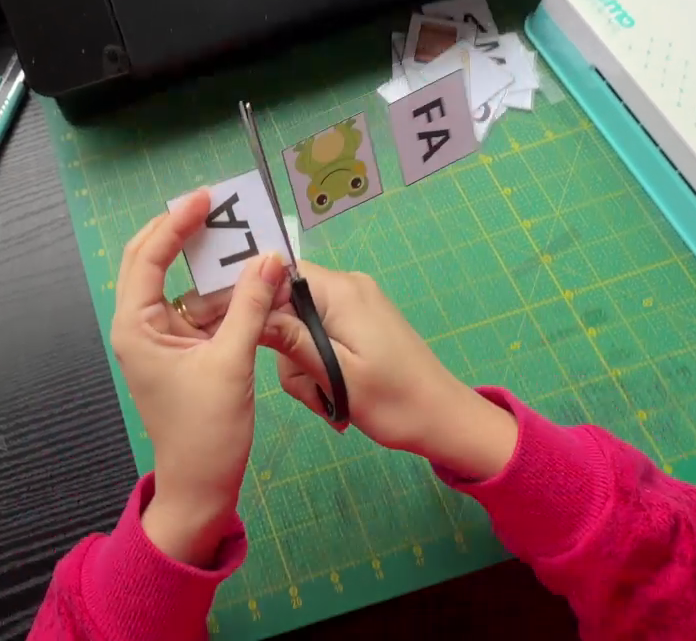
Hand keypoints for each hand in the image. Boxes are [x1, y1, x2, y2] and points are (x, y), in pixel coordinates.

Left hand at [111, 190, 288, 564]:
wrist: (201, 487)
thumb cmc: (207, 431)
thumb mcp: (231, 363)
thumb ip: (250, 306)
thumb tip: (270, 259)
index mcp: (135, 325)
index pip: (149, 257)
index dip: (176, 223)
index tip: (204, 197)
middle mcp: (138, 323)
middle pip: (150, 260)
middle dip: (177, 229)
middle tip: (210, 202)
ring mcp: (155, 334)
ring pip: (169, 278)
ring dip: (194, 254)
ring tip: (223, 224)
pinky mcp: (175, 345)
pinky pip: (189, 302)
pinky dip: (209, 283)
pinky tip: (233, 269)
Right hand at [263, 262, 517, 479]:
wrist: (446, 422)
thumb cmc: (393, 401)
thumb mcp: (335, 374)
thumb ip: (290, 339)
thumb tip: (250, 310)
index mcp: (340, 292)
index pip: (279, 273)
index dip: (258, 301)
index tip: (250, 338)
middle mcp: (346, 288)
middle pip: (287, 305)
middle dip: (288, 350)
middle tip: (311, 391)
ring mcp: (354, 306)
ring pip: (300, 327)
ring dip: (304, 367)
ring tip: (327, 401)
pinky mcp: (359, 324)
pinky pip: (320, 335)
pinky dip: (320, 365)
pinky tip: (334, 396)